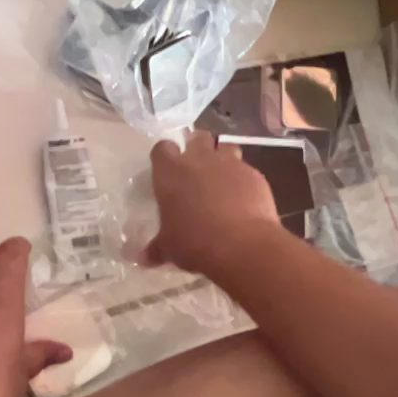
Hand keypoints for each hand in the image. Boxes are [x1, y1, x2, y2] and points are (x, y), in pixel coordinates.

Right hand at [146, 132, 282, 275]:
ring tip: (221, 179)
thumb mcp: (169, 249)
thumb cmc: (195, 242)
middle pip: (197, 138)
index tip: (165, 170)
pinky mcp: (255, 175)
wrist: (242, 245)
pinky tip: (243, 198)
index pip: (162, 148)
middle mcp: (200, 159)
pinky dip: (242, 180)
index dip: (164, 157)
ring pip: (225, 148)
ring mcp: (230, 164)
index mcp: (171, 172)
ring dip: (222, 158)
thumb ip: (156, 248)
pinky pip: (246, 170)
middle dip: (196, 147)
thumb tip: (142, 258)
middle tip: (195, 168)